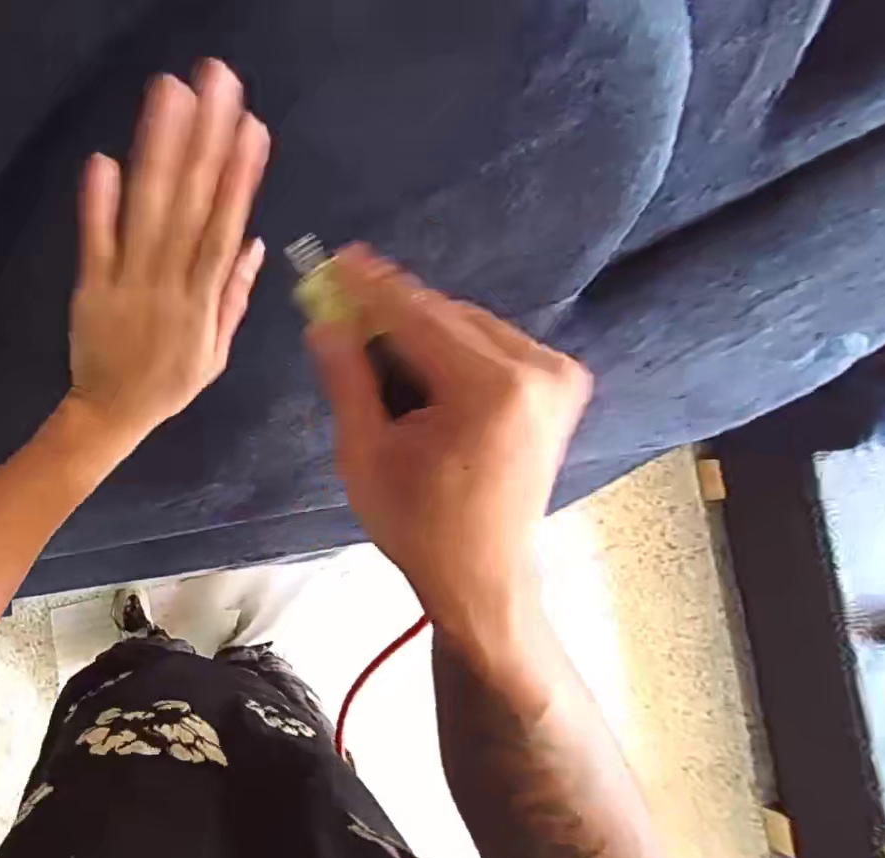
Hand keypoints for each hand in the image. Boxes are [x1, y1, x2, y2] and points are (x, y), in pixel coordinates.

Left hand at [65, 59, 270, 438]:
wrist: (109, 415)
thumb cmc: (165, 386)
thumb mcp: (213, 355)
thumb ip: (232, 299)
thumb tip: (253, 243)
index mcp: (200, 303)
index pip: (222, 230)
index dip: (238, 177)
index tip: (250, 125)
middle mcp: (167, 287)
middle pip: (189, 208)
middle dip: (203, 141)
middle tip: (215, 80)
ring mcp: (126, 287)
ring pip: (146, 216)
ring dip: (156, 153)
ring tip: (168, 96)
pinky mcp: (89, 292)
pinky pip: (95, 246)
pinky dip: (98, 207)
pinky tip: (103, 161)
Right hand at [308, 244, 592, 649]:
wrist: (481, 571)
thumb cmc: (413, 521)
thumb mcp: (363, 453)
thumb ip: (348, 381)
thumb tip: (324, 324)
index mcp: (488, 387)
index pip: (418, 318)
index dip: (371, 288)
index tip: (337, 259)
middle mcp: (537, 368)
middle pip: (447, 316)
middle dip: (392, 313)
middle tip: (342, 311)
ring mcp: (558, 376)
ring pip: (469, 328)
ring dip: (418, 333)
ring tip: (377, 360)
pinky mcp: (560, 386)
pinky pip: (490, 346)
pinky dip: (447, 350)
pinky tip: (418, 375)